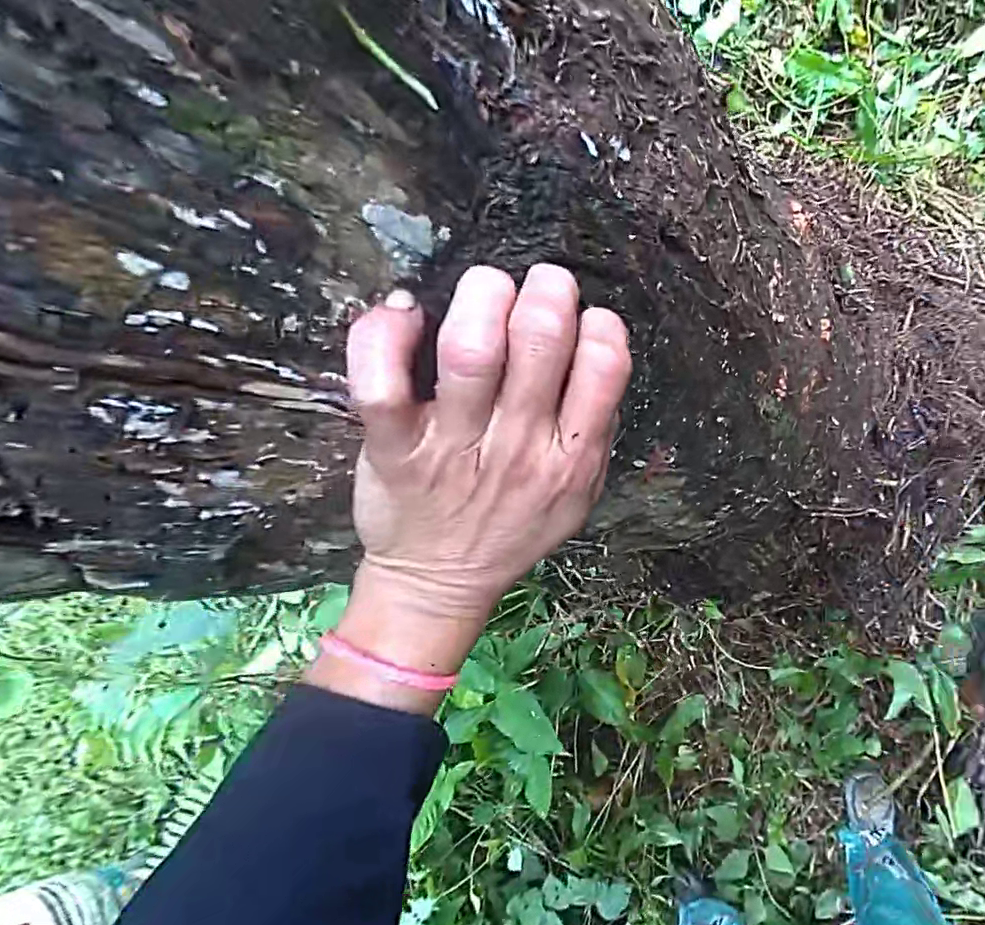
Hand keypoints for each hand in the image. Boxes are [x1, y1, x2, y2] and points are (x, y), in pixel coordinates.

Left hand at [306, 265, 631, 712]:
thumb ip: (594, 436)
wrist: (442, 581)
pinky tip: (405, 312)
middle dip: (545, 290)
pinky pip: (380, 383)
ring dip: (481, 297)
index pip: (605, 371)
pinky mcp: (392, 449)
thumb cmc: (515, 531)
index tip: (586, 320)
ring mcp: (454, 448)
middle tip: (541, 282)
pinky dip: (385, 334)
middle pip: (538, 343)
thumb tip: (596, 359)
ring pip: (468, 351)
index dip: (602, 326)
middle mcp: (519, 448)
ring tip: (487, 288)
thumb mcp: (581, 497)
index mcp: (571, 459)